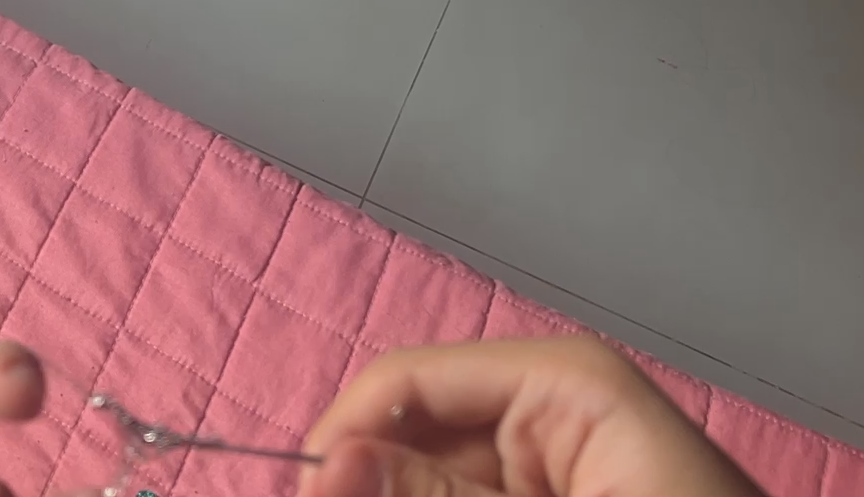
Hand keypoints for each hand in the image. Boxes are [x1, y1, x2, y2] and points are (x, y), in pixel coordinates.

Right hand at [300, 337, 764, 496]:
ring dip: (394, 488)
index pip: (409, 378)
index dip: (345, 430)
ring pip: (432, 465)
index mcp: (560, 379)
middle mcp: (545, 401)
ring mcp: (548, 450)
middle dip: (372, 474)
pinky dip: (426, 496)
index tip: (304, 491)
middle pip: (416, 426)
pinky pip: (460, 485)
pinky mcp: (548, 485)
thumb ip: (442, 496)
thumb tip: (330, 465)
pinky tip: (401, 496)